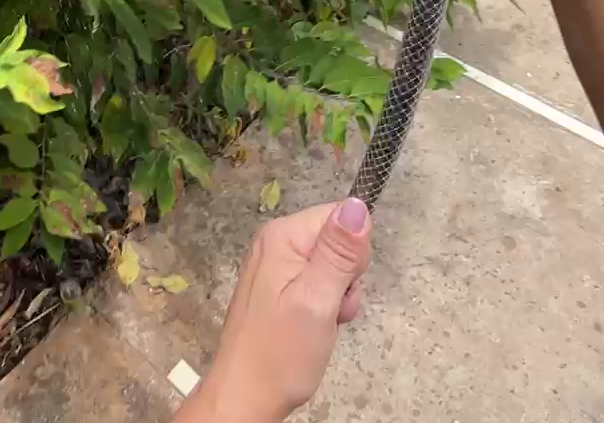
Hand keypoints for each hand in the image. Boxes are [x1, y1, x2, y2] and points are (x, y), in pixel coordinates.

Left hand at [174, 198, 372, 422]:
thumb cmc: (280, 353)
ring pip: (329, 266)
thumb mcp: (317, 301)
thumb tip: (358, 204)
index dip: (352, 252)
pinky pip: (316, 284)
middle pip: (334, 242)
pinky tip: (314, 328)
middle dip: (344, 279)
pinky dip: (323, 306)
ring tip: (321, 324)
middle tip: (330, 310)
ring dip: (336, 297)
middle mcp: (276, 241)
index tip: (344, 286)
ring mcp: (275, 264)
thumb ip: (339, 253)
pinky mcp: (277, 286)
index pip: (338, 217)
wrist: (245, 398)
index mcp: (283, 235)